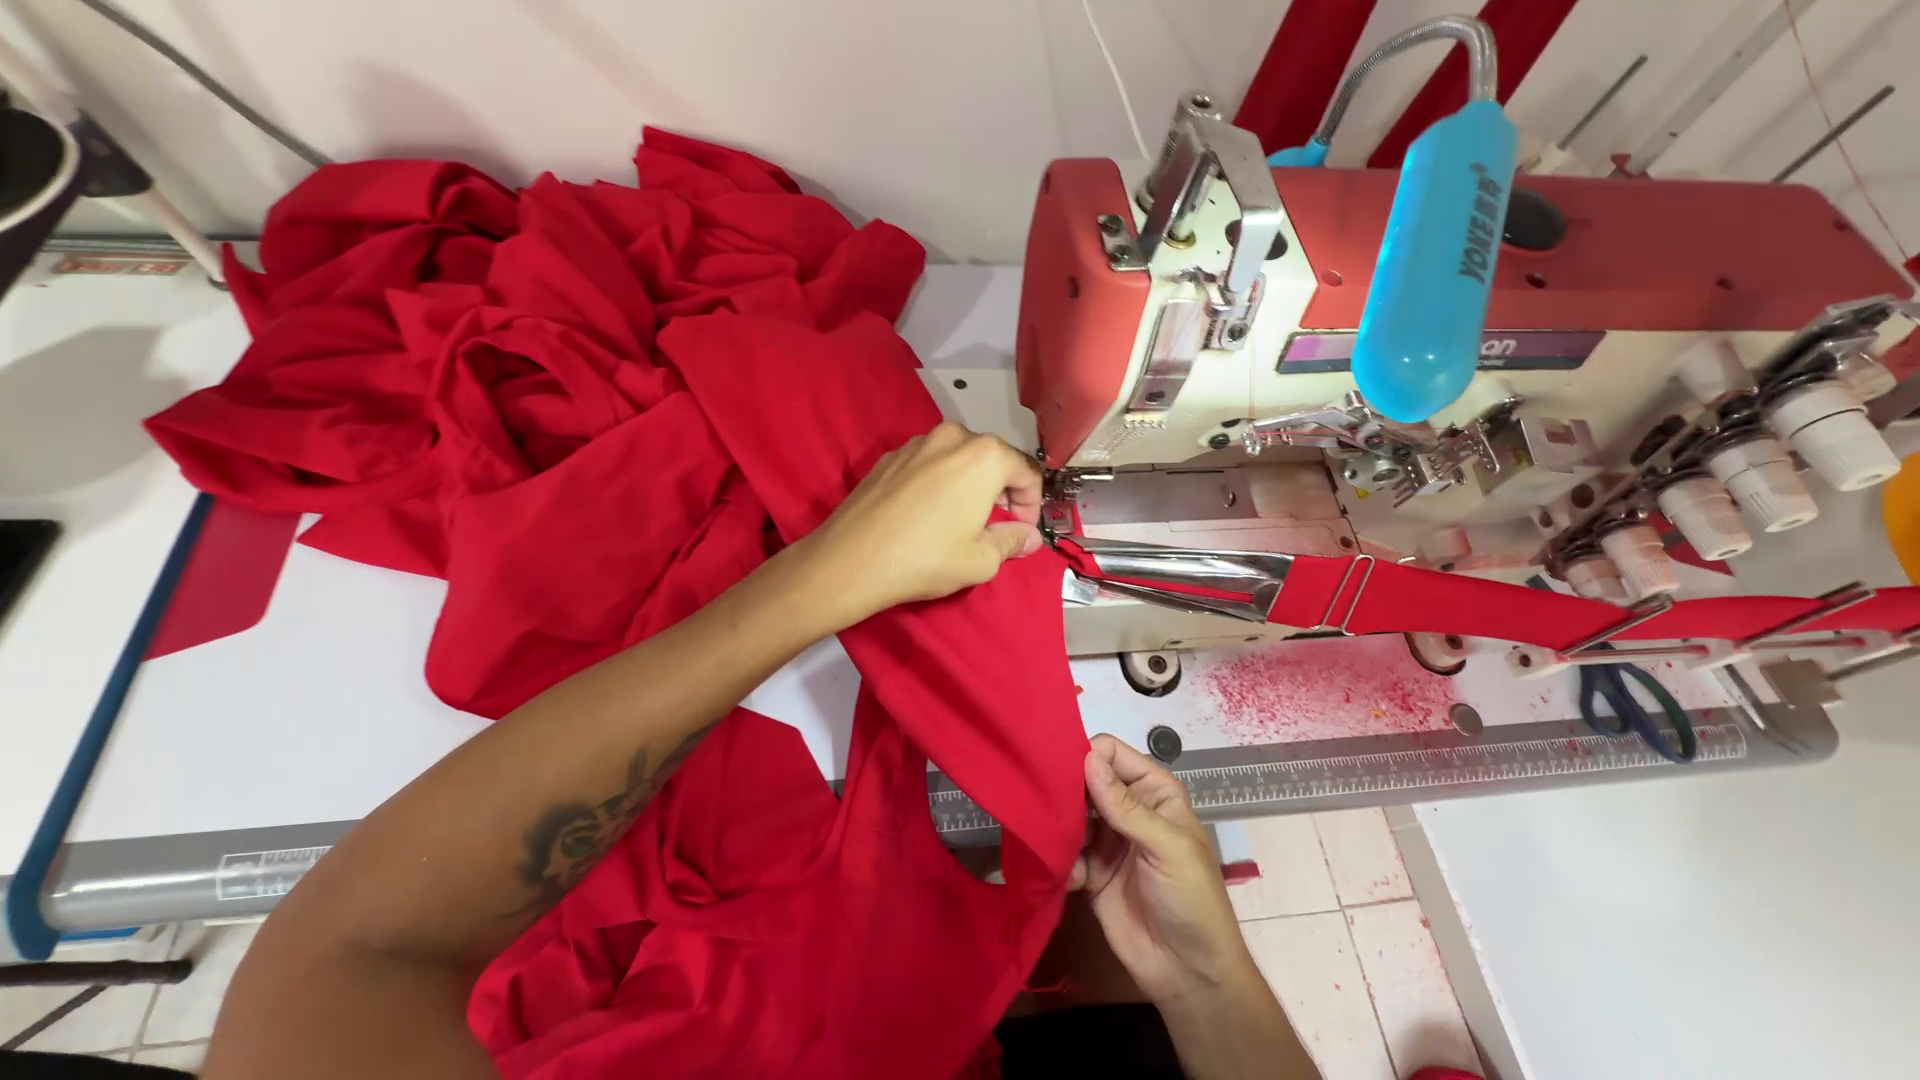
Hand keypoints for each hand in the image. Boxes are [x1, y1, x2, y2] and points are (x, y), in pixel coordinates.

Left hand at [794, 422, 1044, 629]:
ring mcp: (917, 443)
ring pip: (959, 457)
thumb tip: (1028, 537)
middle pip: (994, 458)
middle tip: (997, 524)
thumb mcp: (981, 560)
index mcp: (985, 456)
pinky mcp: (890, 457)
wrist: (851, 560)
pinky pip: (929, 463)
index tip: (1024, 530)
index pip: (1027, 472)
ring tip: (963, 518)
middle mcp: (953, 437)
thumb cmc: (926, 559)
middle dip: (1003, 489)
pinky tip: (928, 513)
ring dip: (970, 483)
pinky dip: (939, 481)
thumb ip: (1012, 541)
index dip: (1033, 504)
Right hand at [1073, 734, 1259, 1006]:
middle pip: (1085, 781)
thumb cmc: (1192, 900)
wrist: (1188, 972)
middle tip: (1044, 802)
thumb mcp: (1167, 847)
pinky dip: (1062, 860)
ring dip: (1059, 826)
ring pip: (1071, 815)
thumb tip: (1088, 759)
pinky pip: (1066, 853)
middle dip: (1065, 789)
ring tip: (1053, 840)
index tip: (1060, 768)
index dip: (1088, 756)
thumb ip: (1125, 806)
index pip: (1113, 755)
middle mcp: (1127, 809)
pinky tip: (1073, 878)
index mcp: (1154, 792)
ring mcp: (1107, 841)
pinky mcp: (1090, 872)